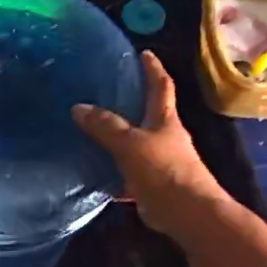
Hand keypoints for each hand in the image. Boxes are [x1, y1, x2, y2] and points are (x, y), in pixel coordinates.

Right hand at [72, 51, 230, 234]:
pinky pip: (129, 174)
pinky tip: (96, 173)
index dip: (153, 69)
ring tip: (93, 132)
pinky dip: (115, 172)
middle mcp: (166, 138)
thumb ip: (105, 126)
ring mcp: (161, 163)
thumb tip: (78, 107)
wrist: (188, 213)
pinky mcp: (153, 186)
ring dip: (120, 139)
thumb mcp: (130, 144)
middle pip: (149, 115)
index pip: (161, 86)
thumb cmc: (164, 171)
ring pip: (137, 145)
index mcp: (165, 120)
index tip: (145, 53)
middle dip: (133, 104)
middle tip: (108, 93)